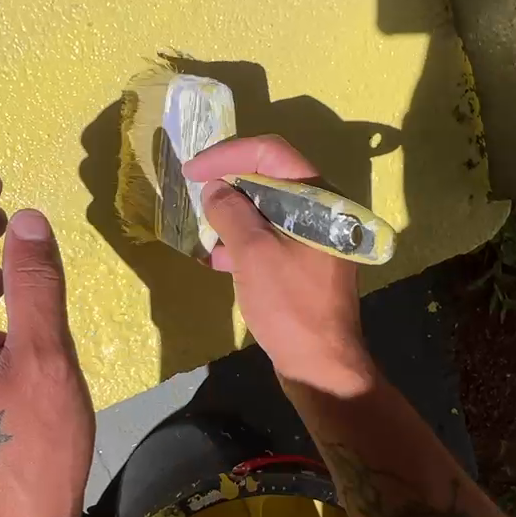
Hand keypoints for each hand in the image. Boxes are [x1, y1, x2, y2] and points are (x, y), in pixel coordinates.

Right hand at [184, 137, 377, 396]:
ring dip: (233, 217)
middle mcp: (323, 212)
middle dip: (229, 185)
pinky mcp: (306, 266)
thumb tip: (215, 190)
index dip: (227, 155)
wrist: (320, 364)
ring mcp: (316, 240)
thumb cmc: (289, 304)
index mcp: (319, 199)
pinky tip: (218, 260)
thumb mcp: (252, 253)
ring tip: (206, 234)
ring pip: (268, 212)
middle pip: (270, 179)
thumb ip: (230, 212)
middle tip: (196, 197)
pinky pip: (271, 240)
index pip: (271, 152)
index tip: (192, 170)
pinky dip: (245, 244)